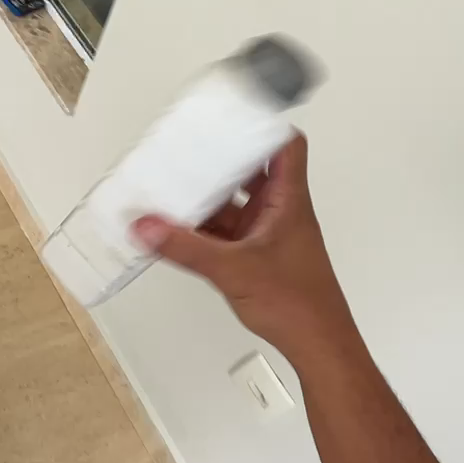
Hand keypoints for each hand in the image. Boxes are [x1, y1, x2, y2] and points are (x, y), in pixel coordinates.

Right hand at [131, 134, 361, 370]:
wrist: (317, 347)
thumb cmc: (299, 305)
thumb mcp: (233, 270)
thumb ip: (184, 248)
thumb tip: (146, 226)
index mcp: (288, 201)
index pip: (285, 147)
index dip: (262, 126)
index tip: (231, 116)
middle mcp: (278, 211)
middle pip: (249, 170)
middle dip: (218, 160)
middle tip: (186, 149)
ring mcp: (265, 233)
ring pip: (232, 202)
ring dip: (205, 196)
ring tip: (171, 185)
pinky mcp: (253, 254)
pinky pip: (222, 230)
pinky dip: (200, 227)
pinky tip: (175, 226)